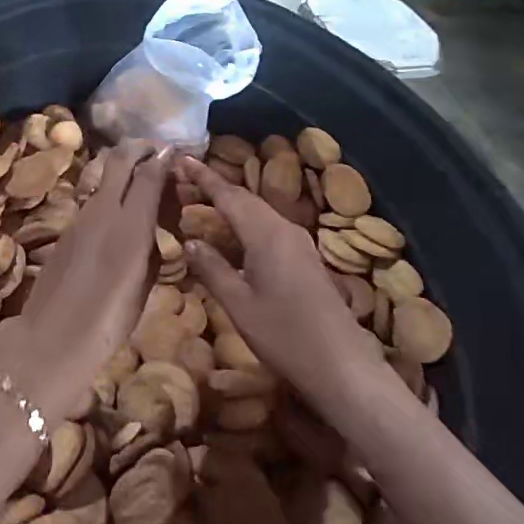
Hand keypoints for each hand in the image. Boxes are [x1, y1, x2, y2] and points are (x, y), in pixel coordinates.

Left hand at [0, 141, 168, 418]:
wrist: (51, 339)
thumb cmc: (108, 321)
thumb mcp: (144, 285)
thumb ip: (152, 246)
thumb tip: (154, 224)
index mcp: (130, 226)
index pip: (149, 173)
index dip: (164, 157)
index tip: (175, 150)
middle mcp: (104, 210)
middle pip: (120, 159)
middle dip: (139, 147)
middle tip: (155, 149)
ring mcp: (81, 216)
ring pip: (103, 174)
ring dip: (122, 166)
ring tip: (140, 176)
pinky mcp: (66, 228)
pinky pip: (93, 197)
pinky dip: (110, 190)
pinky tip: (119, 208)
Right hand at [174, 155, 383, 404]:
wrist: (341, 364)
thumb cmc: (284, 335)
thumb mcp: (239, 304)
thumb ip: (212, 268)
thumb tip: (190, 241)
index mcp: (266, 233)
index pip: (229, 195)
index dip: (204, 177)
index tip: (182, 158)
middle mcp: (284, 229)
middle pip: (245, 199)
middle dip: (214, 188)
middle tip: (184, 181)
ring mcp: (299, 243)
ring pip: (258, 213)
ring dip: (230, 205)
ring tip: (202, 203)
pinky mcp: (305, 259)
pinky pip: (269, 228)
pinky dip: (245, 223)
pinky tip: (233, 236)